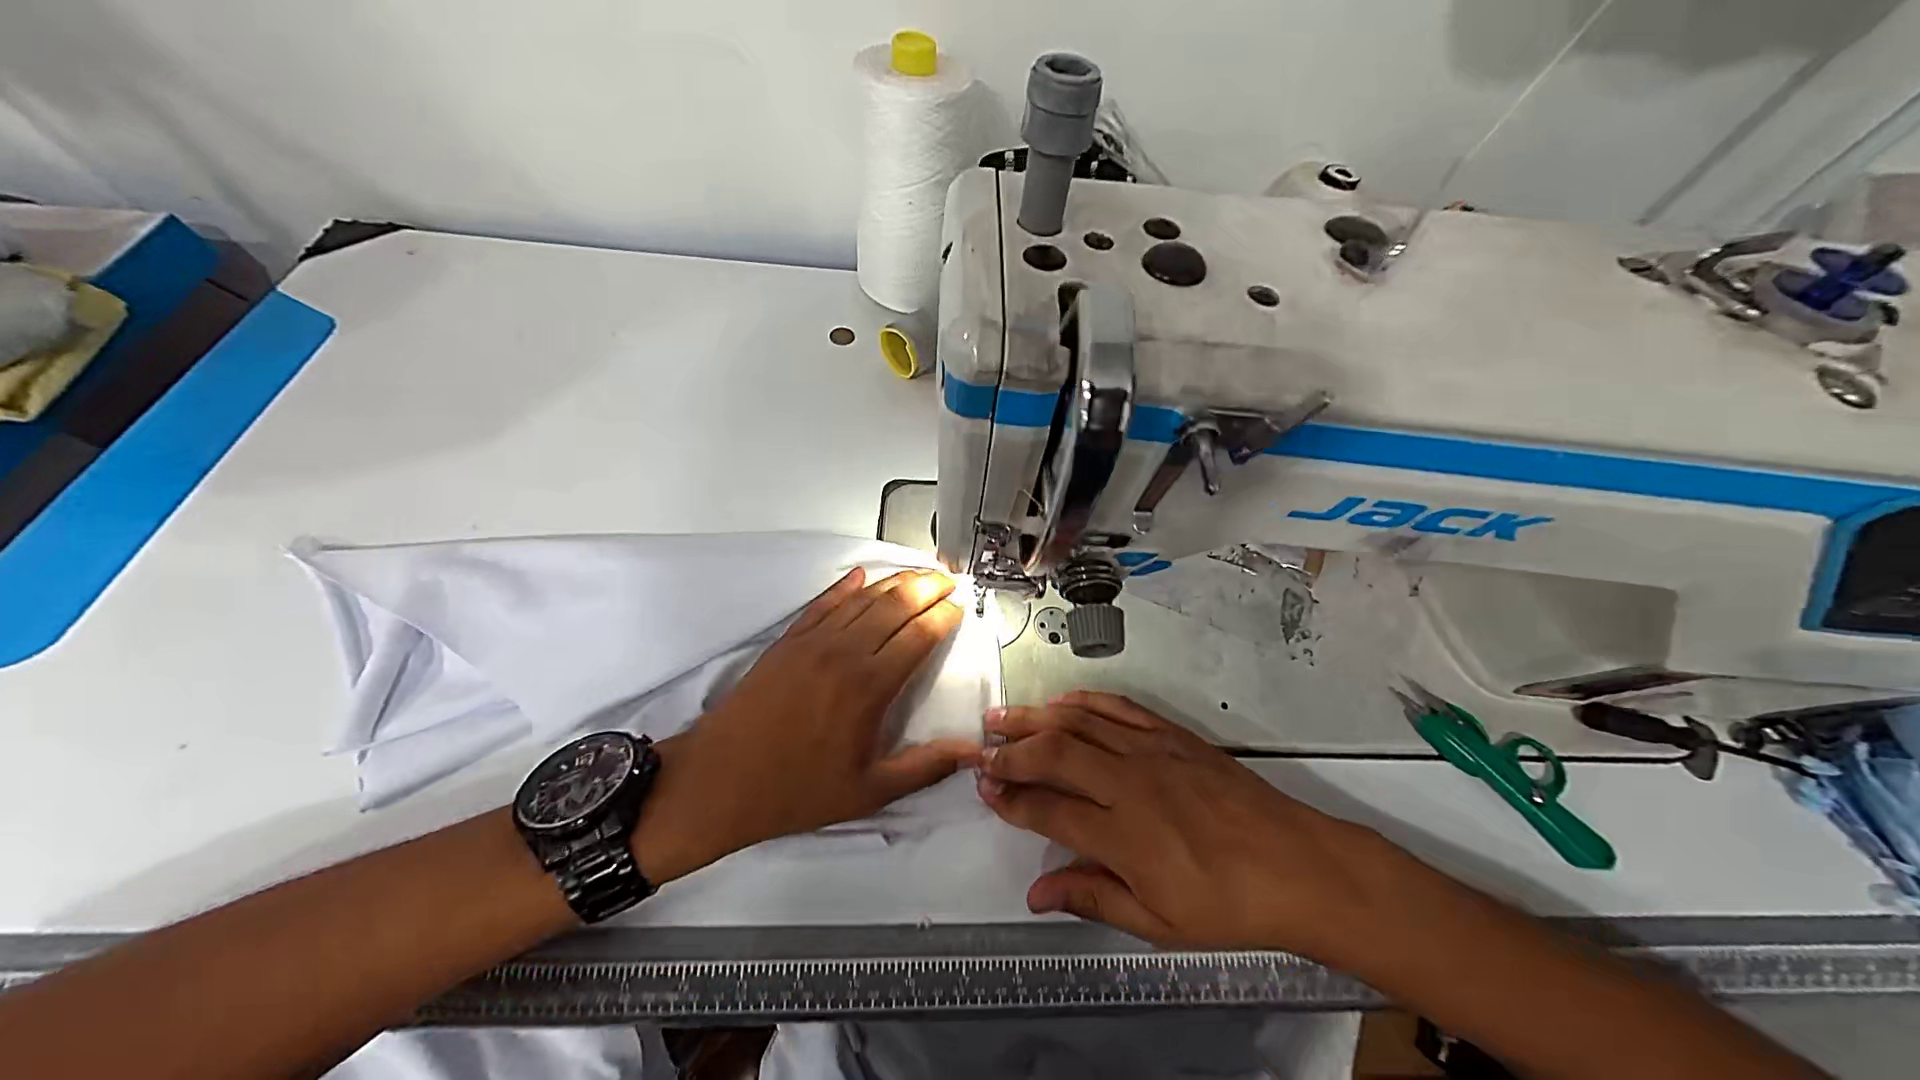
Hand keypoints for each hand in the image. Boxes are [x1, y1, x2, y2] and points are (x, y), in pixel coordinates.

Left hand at [634, 568, 976, 880]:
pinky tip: (859, 576)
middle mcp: (843, 654)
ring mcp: (812, 643)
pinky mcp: (787, 642)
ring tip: (918, 575)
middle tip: (947, 579)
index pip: (918, 636)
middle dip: (926, 588)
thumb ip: (924, 768)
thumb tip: (971, 753)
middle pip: (895, 606)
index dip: (944, 616)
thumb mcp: (869, 791)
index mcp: (869, 687)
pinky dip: (844, 587)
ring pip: (862, 599)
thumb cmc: (796, 790)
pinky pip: (822, 604)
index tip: (960, 606)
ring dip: (894, 582)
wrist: (720, 780)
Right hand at [977, 691, 1432, 961]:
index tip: (985, 793)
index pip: (1047, 808)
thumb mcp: (1158, 923)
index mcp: (1122, 834)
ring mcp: (1152, 751)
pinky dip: (1084, 702)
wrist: (1299, 866)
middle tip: (982, 752)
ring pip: (1079, 722)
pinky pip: (1119, 709)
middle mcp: (1129, 783)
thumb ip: (1092, 898)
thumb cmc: (1228, 905)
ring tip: (1003, 716)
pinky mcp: (1173, 736)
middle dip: (1010, 752)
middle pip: (1053, 753)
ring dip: (1036, 717)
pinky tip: (1063, 703)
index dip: (1010, 800)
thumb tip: (1038, 894)